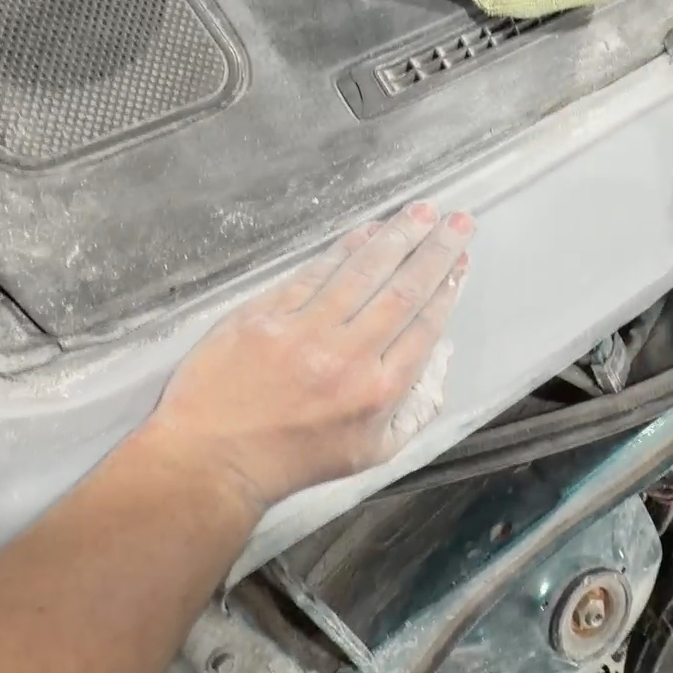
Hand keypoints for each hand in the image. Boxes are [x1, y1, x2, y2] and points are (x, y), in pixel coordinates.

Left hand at [138, 202, 473, 515]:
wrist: (211, 461)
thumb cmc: (295, 459)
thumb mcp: (372, 453)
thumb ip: (416, 410)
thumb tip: (440, 358)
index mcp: (378, 391)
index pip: (424, 325)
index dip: (447, 288)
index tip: (461, 262)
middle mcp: (347, 356)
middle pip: (402, 290)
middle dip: (436, 251)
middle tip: (459, 221)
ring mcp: (304, 331)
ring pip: (362, 272)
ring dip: (397, 237)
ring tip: (422, 211)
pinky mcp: (266, 315)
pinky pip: (315, 272)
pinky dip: (345, 247)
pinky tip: (368, 229)